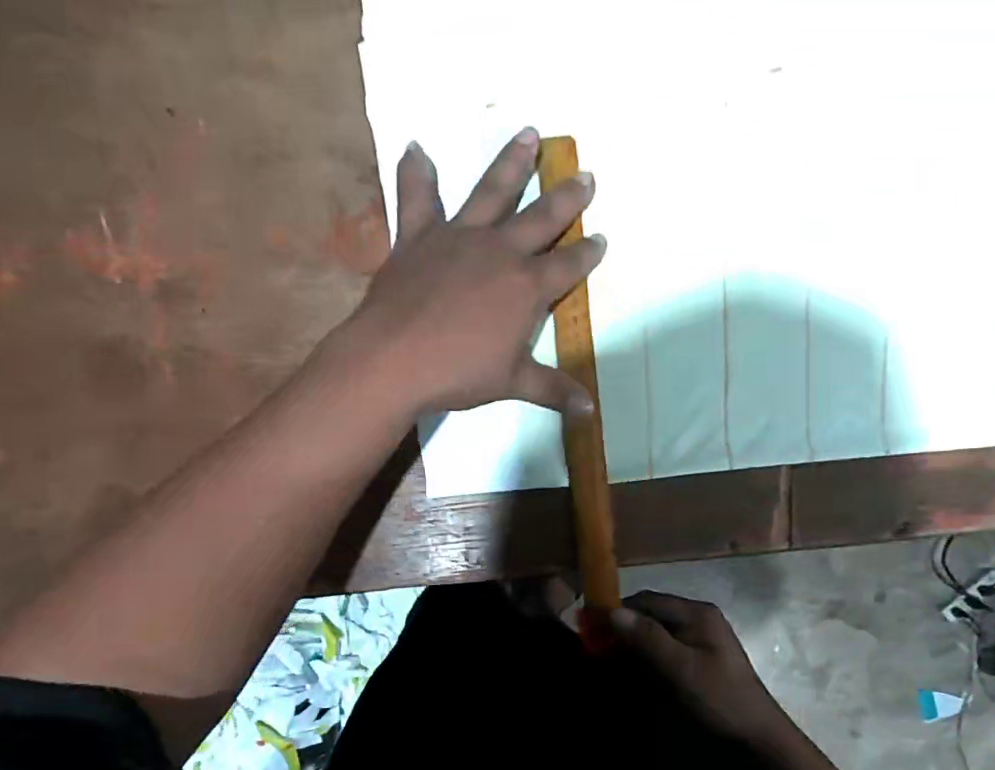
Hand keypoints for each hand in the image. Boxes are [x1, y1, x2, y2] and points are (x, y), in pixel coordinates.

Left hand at [327, 127, 606, 418]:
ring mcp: (458, 238)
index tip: (601, 238)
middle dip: (566, 198)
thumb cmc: (458, 373)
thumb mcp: (511, 382)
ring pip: (491, 192)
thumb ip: (553, 389)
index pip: (567, 265)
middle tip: (586, 175)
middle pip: (541, 218)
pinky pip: (417, 198)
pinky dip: (416, 174)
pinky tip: (416, 148)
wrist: (394, 359)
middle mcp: (499, 252)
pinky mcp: (418, 237)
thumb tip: (589, 411)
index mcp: (526, 287)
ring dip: (513, 162)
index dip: (587, 254)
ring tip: (529, 133)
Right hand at [608, 591, 796, 745]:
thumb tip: (613, 611)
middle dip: (624, 629)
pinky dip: (646, 657)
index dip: (619, 610)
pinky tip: (633, 672)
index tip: (591, 626)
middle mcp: (698, 619)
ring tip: (608, 660)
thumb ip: (648, 638)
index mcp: (697, 613)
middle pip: (651, 615)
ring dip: (633, 645)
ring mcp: (699, 638)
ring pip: (655, 633)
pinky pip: (664, 649)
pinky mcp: (697, 658)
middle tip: (595, 647)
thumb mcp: (681, 667)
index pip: (648, 600)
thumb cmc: (720, 697)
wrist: (756, 732)